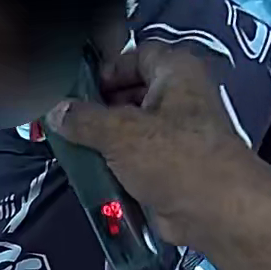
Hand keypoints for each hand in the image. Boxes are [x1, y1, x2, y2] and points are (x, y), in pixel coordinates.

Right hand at [47, 45, 270, 246]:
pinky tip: (93, 174)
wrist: (215, 212)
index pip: (136, 56)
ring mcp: (177, 137)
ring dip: (105, 142)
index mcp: (176, 73)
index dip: (106, 70)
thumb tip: (55, 111)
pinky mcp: (172, 169)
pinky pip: (137, 160)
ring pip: (132, 131)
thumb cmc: (173, 158)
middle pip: (131, 94)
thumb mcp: (120, 133)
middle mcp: (180, 99)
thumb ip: (83, 119)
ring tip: (74, 150)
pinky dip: (117, 166)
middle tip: (67, 123)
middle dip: (99, 109)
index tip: (76, 90)